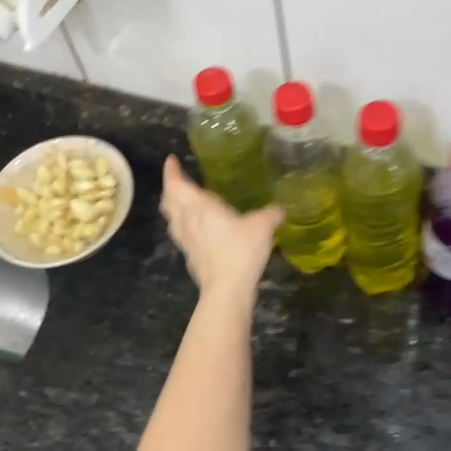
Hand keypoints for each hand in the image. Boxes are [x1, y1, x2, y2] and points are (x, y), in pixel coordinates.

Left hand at [160, 156, 282, 298]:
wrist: (227, 289)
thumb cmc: (241, 251)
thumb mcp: (262, 227)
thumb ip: (271, 215)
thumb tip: (281, 209)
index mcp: (199, 207)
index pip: (176, 185)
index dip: (171, 172)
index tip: (171, 161)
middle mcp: (187, 221)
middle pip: (168, 201)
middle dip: (170, 189)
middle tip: (177, 181)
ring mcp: (186, 241)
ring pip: (171, 220)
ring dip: (173, 208)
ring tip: (182, 203)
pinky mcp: (190, 258)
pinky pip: (180, 236)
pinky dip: (183, 227)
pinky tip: (195, 230)